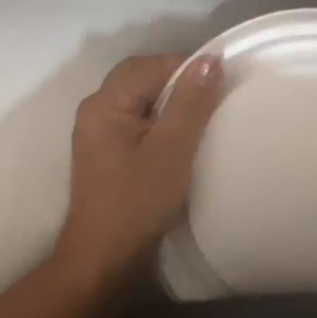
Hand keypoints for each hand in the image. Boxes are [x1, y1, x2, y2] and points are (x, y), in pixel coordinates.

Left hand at [56, 52, 223, 276]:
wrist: (104, 258)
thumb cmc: (138, 202)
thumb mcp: (173, 149)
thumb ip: (191, 102)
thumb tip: (210, 59)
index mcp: (106, 103)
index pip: (152, 64)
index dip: (188, 68)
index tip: (221, 85)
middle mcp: (95, 109)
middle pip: (142, 76)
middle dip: (179, 81)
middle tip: (213, 100)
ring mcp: (97, 131)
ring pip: (140, 98)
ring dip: (170, 102)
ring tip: (202, 120)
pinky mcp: (105, 152)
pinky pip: (136, 119)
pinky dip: (160, 121)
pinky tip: (180, 140)